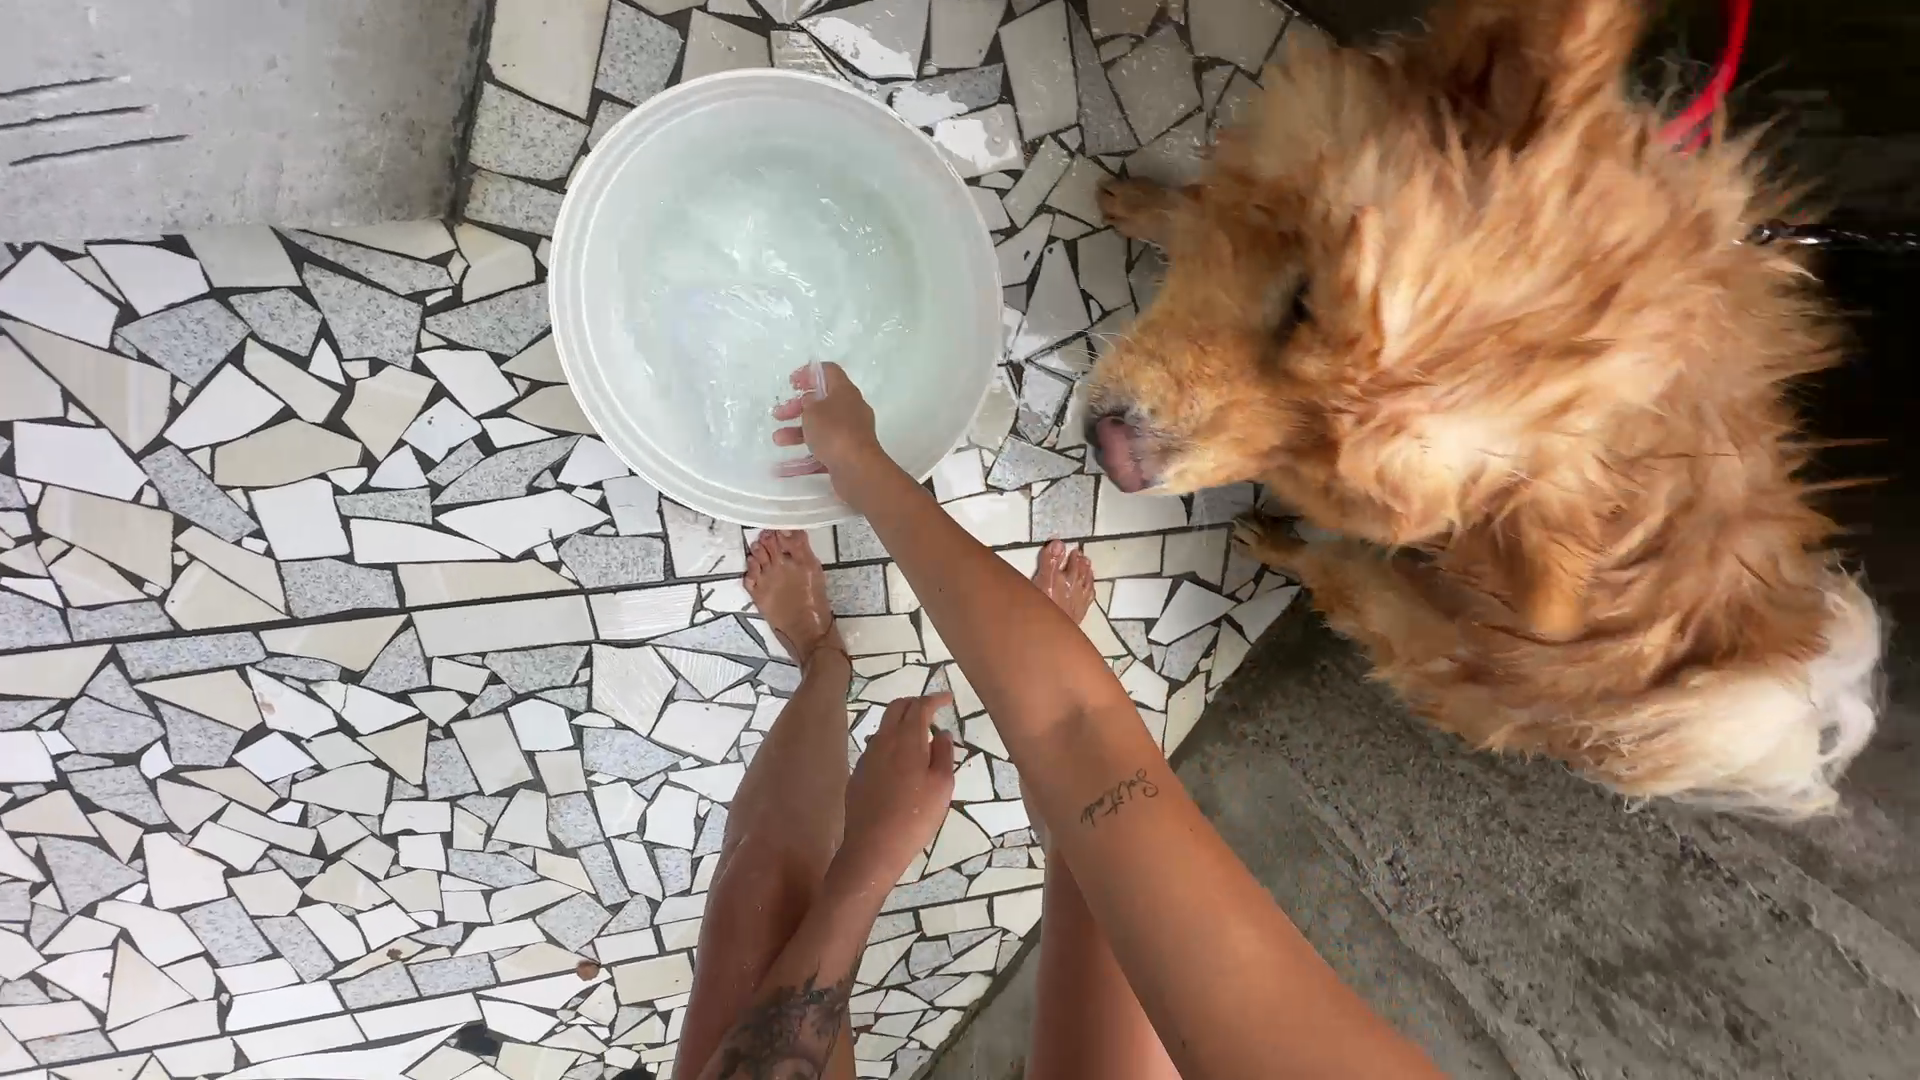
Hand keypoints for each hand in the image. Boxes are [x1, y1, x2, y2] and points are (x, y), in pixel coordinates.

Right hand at [771, 363, 884, 483]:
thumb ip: (808, 403)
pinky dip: (805, 459)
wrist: (858, 470)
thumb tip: (811, 403)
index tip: (792, 383)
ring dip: (797, 433)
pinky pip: (823, 453)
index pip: (829, 372)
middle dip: (797, 408)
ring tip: (778, 441)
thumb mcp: (813, 411)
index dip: (809, 374)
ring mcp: (851, 434)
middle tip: (778, 415)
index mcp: (845, 392)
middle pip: (822, 403)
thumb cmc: (834, 432)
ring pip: (821, 429)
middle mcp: (851, 411)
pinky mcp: (848, 455)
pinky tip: (783, 469)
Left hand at [842, 694, 956, 885]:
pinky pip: (876, 747)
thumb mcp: (942, 786)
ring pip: (884, 726)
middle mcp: (884, 740)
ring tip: (918, 736)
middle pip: (897, 707)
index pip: (920, 705)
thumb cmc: (915, 816)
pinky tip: (899, 762)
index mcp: (907, 739)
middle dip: (915, 702)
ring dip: (901, 722)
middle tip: (931, 710)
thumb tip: (942, 733)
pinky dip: (891, 742)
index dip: (935, 698)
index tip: (947, 698)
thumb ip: (944, 754)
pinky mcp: (858, 773)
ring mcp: (867, 756)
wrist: (873, 847)